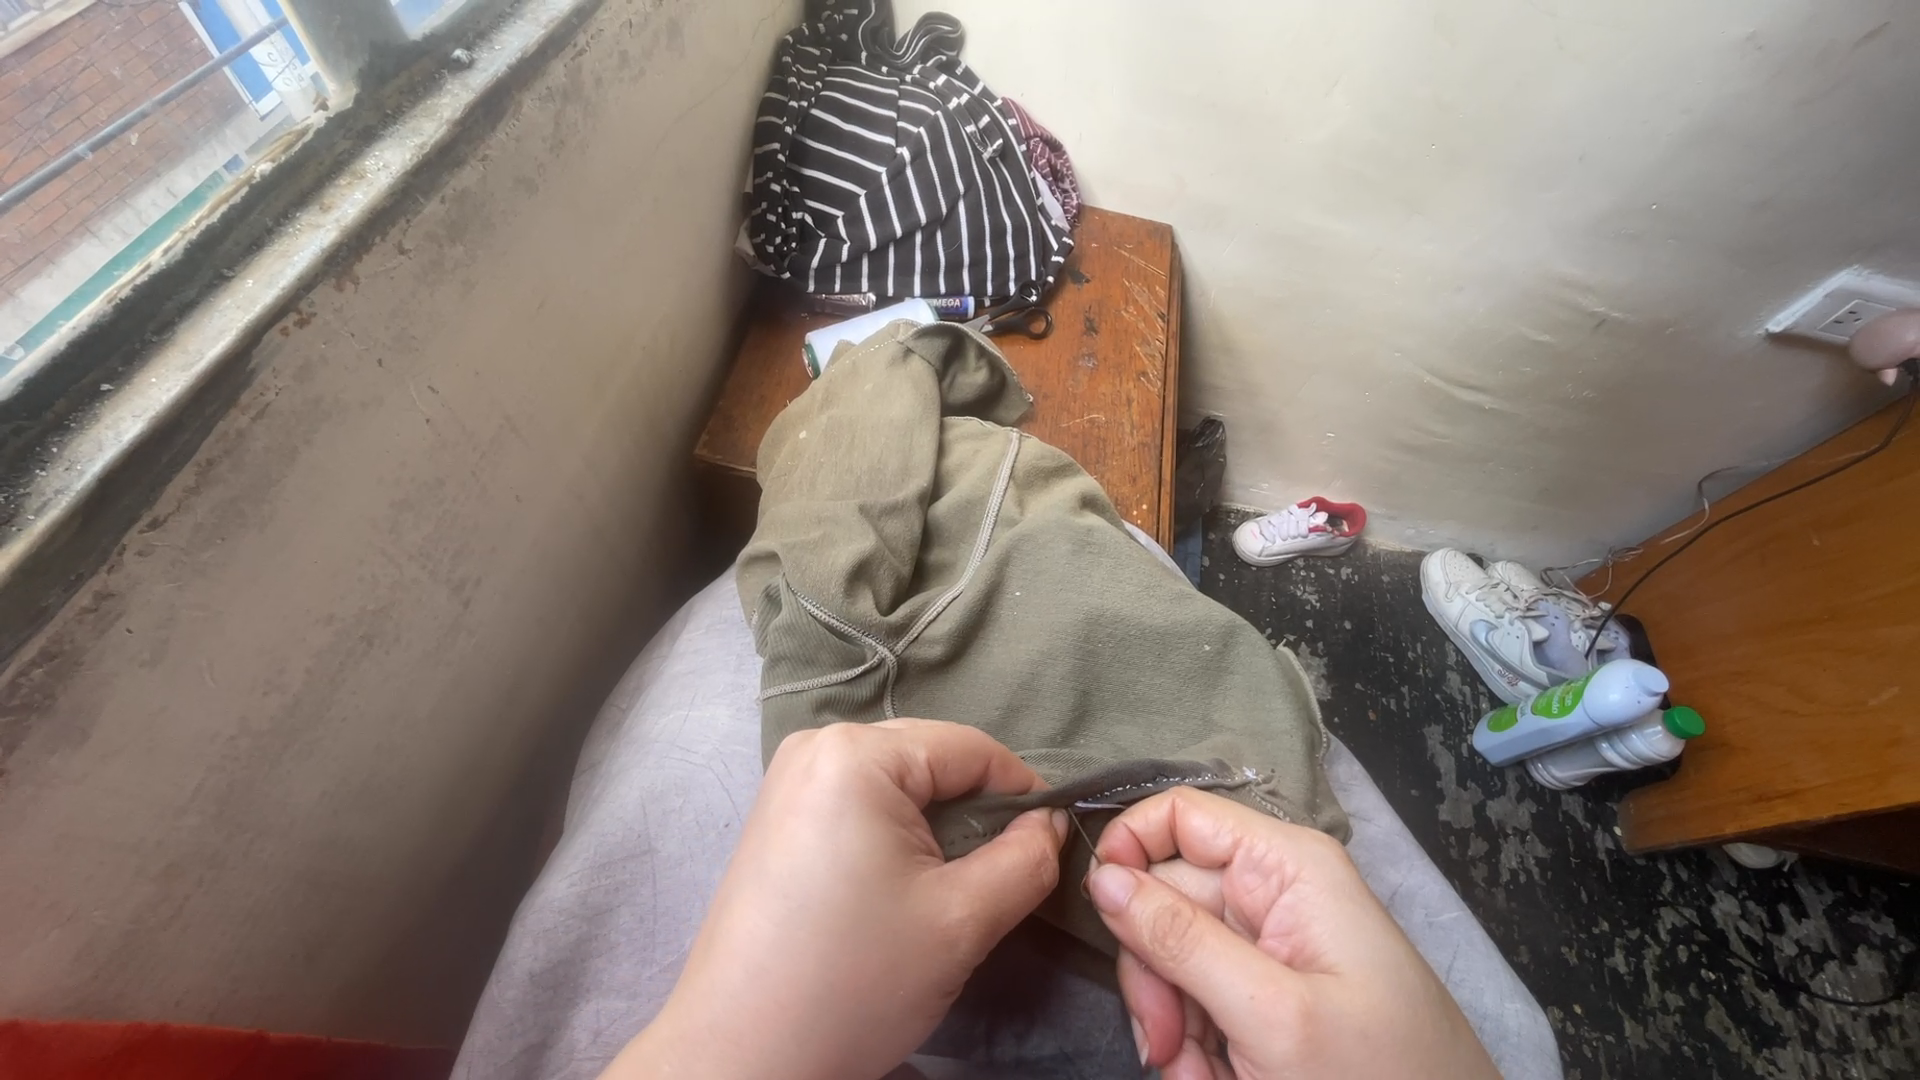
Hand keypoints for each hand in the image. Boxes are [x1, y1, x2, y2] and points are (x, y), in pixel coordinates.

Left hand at [603, 719, 1067, 1079]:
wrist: (738, 1059)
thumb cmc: (853, 982)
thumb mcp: (961, 921)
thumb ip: (1026, 861)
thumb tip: (1050, 823)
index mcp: (857, 753)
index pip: (969, 748)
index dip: (1022, 790)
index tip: (1052, 838)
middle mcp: (818, 742)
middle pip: (930, 756)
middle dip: (976, 807)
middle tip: (1002, 868)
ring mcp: (791, 775)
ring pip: (898, 778)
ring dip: (939, 820)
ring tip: (952, 879)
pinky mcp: (779, 810)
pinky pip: (861, 796)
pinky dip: (897, 827)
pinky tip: (900, 879)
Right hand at [1087, 788, 1497, 1079]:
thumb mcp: (1272, 1016)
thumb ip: (1181, 939)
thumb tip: (1100, 875)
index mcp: (1284, 864)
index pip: (1181, 814)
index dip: (1131, 844)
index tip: (1102, 905)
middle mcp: (1271, 890)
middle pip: (1167, 896)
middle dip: (1155, 973)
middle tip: (1164, 1045)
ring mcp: (1266, 943)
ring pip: (1172, 953)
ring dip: (1170, 1019)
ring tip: (1195, 1077)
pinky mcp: (1264, 991)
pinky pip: (1196, 995)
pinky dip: (1192, 1042)